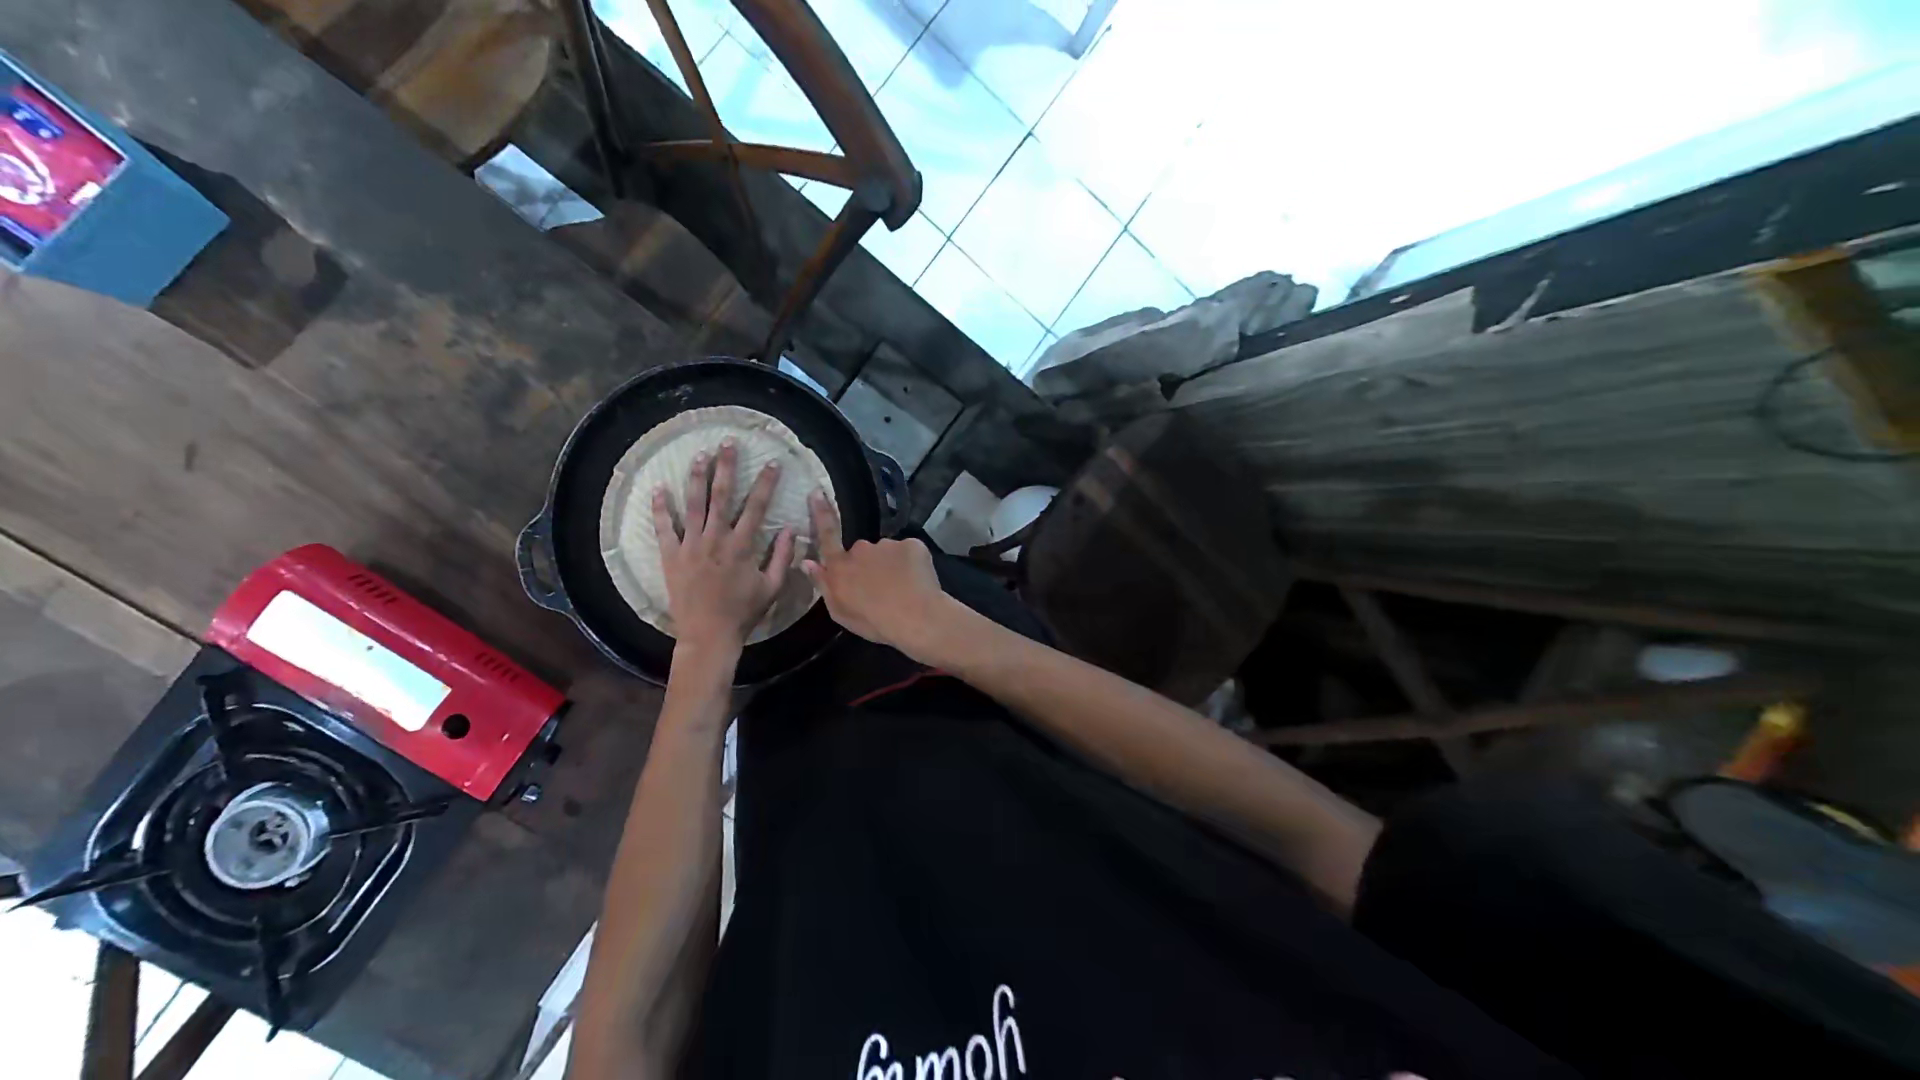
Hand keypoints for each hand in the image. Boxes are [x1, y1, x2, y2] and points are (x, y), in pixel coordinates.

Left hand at [653, 440, 794, 654]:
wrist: (708, 634)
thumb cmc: (743, 612)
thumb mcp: (772, 587)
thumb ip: (783, 557)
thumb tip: (793, 529)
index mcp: (742, 546)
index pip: (757, 506)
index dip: (765, 483)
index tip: (772, 462)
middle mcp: (716, 539)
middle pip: (722, 495)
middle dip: (726, 467)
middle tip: (728, 442)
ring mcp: (691, 545)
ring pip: (693, 504)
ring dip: (697, 477)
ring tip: (699, 455)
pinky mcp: (671, 556)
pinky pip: (663, 528)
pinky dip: (660, 508)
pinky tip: (659, 488)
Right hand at [800, 491, 955, 662]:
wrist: (916, 618)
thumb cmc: (874, 622)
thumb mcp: (840, 611)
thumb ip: (823, 584)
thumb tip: (807, 562)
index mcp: (840, 567)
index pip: (827, 535)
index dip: (821, 513)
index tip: (817, 492)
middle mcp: (861, 549)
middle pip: (862, 552)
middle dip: (869, 565)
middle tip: (881, 588)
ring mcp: (888, 544)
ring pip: (887, 552)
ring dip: (891, 565)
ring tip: (901, 589)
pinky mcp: (912, 544)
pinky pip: (909, 552)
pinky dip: (912, 564)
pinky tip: (916, 582)